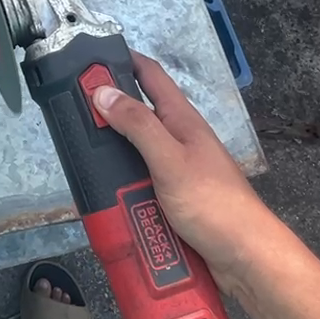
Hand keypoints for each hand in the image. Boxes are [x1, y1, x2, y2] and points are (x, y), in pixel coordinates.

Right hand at [90, 52, 283, 277]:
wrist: (247, 260)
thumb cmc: (213, 202)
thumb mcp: (170, 159)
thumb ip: (137, 125)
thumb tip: (101, 91)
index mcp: (179, 118)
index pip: (149, 74)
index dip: (122, 59)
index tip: (89, 58)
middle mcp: (176, 138)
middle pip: (134, 116)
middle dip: (106, 115)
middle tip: (72, 116)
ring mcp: (173, 169)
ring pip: (132, 153)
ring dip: (112, 157)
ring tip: (80, 158)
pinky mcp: (170, 198)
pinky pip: (137, 184)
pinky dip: (120, 186)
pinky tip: (104, 194)